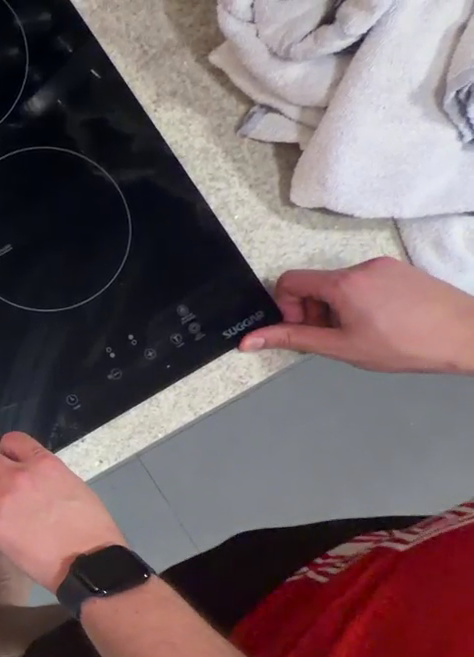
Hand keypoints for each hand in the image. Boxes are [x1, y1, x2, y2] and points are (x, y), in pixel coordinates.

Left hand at [0, 432, 126, 590]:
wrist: (86, 559)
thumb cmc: (89, 527)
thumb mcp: (73, 487)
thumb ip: (46, 477)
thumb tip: (29, 480)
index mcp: (44, 463)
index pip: (12, 440)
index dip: (5, 451)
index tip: (5, 461)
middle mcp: (17, 475)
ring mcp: (0, 498)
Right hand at [239, 257, 473, 374]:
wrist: (471, 335)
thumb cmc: (404, 343)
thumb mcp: (338, 346)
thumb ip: (291, 338)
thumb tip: (248, 340)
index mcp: (346, 283)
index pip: (290, 281)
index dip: (285, 306)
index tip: (303, 327)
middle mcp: (365, 267)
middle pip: (315, 284)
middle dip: (311, 311)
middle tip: (330, 334)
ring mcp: (388, 267)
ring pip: (339, 285)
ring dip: (334, 308)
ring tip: (357, 330)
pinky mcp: (404, 272)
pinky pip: (364, 283)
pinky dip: (356, 302)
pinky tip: (376, 321)